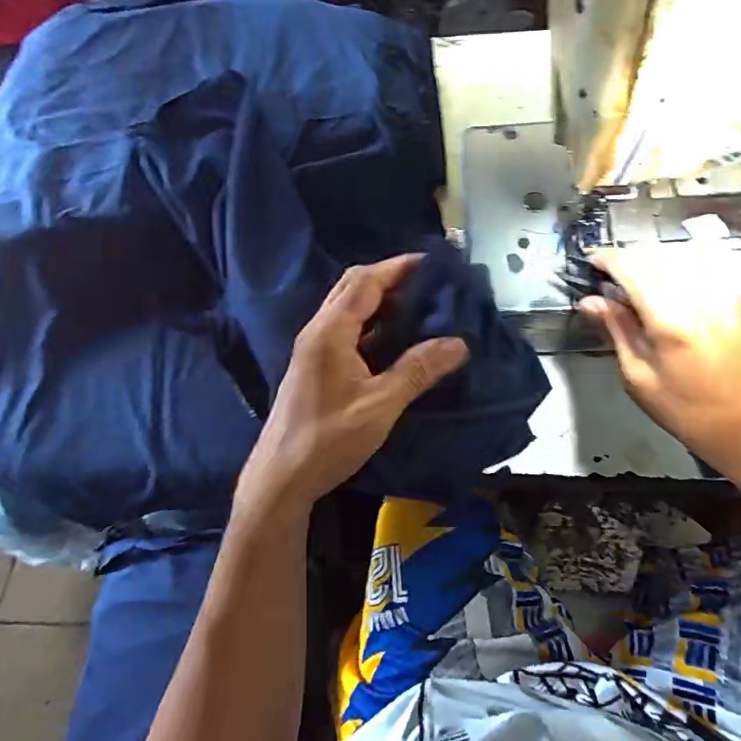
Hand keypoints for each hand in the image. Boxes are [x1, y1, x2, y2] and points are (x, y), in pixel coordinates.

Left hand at [237, 254, 469, 514]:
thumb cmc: (328, 440)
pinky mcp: (314, 367)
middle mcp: (318, 331)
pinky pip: (345, 330)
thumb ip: (417, 371)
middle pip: (352, 288)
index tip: (432, 262)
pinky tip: (395, 340)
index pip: (365, 282)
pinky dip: (371, 323)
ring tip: (419, 305)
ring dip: (380, 300)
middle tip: (429, 283)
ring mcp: (312, 349)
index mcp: (330, 332)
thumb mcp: (380, 406)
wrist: (281, 477)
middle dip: (389, 278)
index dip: (397, 267)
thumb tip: (459, 343)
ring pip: (348, 309)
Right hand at [579, 243, 740, 488]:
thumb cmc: (692, 414)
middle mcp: (700, 294)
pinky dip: (677, 264)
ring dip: (652, 260)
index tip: (589, 265)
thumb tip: (590, 301)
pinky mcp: (738, 297)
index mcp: (670, 318)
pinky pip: (702, 264)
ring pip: (679, 253)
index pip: (631, 266)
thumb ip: (616, 330)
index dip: (606, 259)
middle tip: (607, 281)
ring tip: (635, 284)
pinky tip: (667, 285)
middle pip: (654, 254)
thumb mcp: (640, 379)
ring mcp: (724, 292)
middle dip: (626, 259)